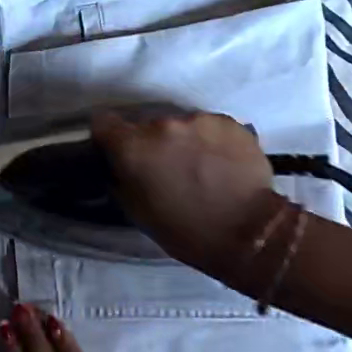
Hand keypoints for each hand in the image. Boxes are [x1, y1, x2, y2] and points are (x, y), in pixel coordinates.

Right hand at [90, 110, 279, 282]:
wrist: (247, 231)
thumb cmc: (185, 230)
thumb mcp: (139, 211)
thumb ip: (123, 179)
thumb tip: (119, 166)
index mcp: (134, 147)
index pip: (104, 123)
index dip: (110, 136)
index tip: (118, 149)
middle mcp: (162, 124)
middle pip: (147, 125)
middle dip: (153, 143)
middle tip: (167, 168)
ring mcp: (198, 119)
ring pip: (181, 125)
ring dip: (184, 141)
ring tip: (201, 168)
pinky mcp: (228, 121)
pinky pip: (210, 127)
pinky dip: (212, 141)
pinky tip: (222, 164)